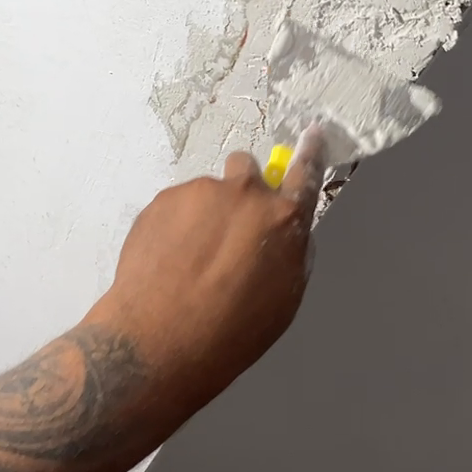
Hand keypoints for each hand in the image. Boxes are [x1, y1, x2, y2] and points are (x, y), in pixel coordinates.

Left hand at [84, 130, 326, 411]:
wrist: (158, 339)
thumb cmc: (233, 330)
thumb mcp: (284, 298)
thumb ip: (292, 251)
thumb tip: (288, 230)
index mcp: (282, 218)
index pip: (305, 174)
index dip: (310, 153)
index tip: (313, 133)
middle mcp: (244, 193)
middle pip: (246, 169)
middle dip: (242, 189)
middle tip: (228, 229)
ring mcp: (199, 191)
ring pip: (208, 191)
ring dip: (205, 213)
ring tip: (189, 259)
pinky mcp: (163, 199)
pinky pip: (177, 205)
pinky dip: (175, 225)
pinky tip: (167, 260)